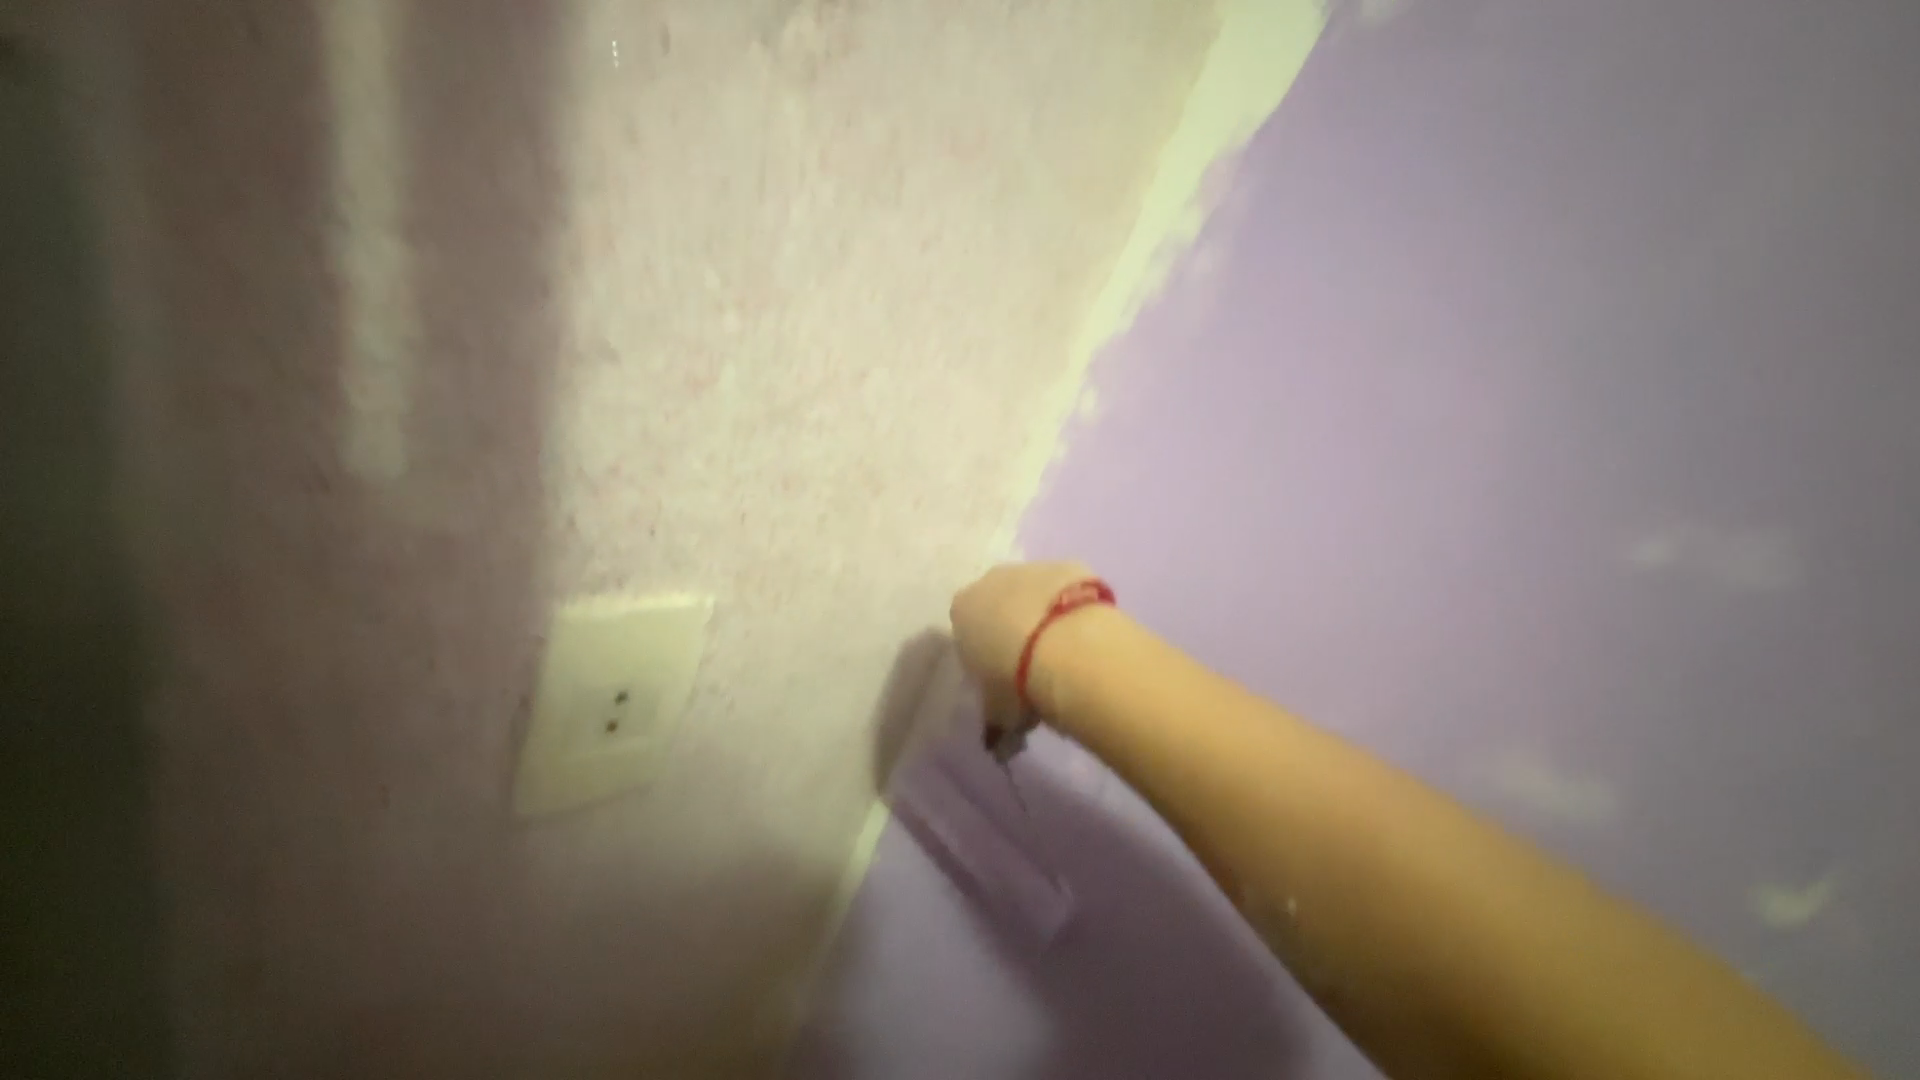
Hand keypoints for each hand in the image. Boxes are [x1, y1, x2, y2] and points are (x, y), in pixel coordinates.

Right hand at [949, 560, 1097, 729]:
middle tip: (1035, 665)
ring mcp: (1031, 568)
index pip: (967, 630)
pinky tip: (1086, 633)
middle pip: (998, 603)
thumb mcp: (999, 712)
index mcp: (962, 611)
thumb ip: (995, 721)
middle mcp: (990, 581)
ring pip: (1034, 592)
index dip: (985, 654)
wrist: (1067, 648)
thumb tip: (998, 743)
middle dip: (1012, 628)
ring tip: (1066, 651)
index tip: (1004, 677)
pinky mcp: (1069, 566)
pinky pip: (1067, 588)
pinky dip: (1073, 606)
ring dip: (1044, 614)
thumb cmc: (1016, 683)